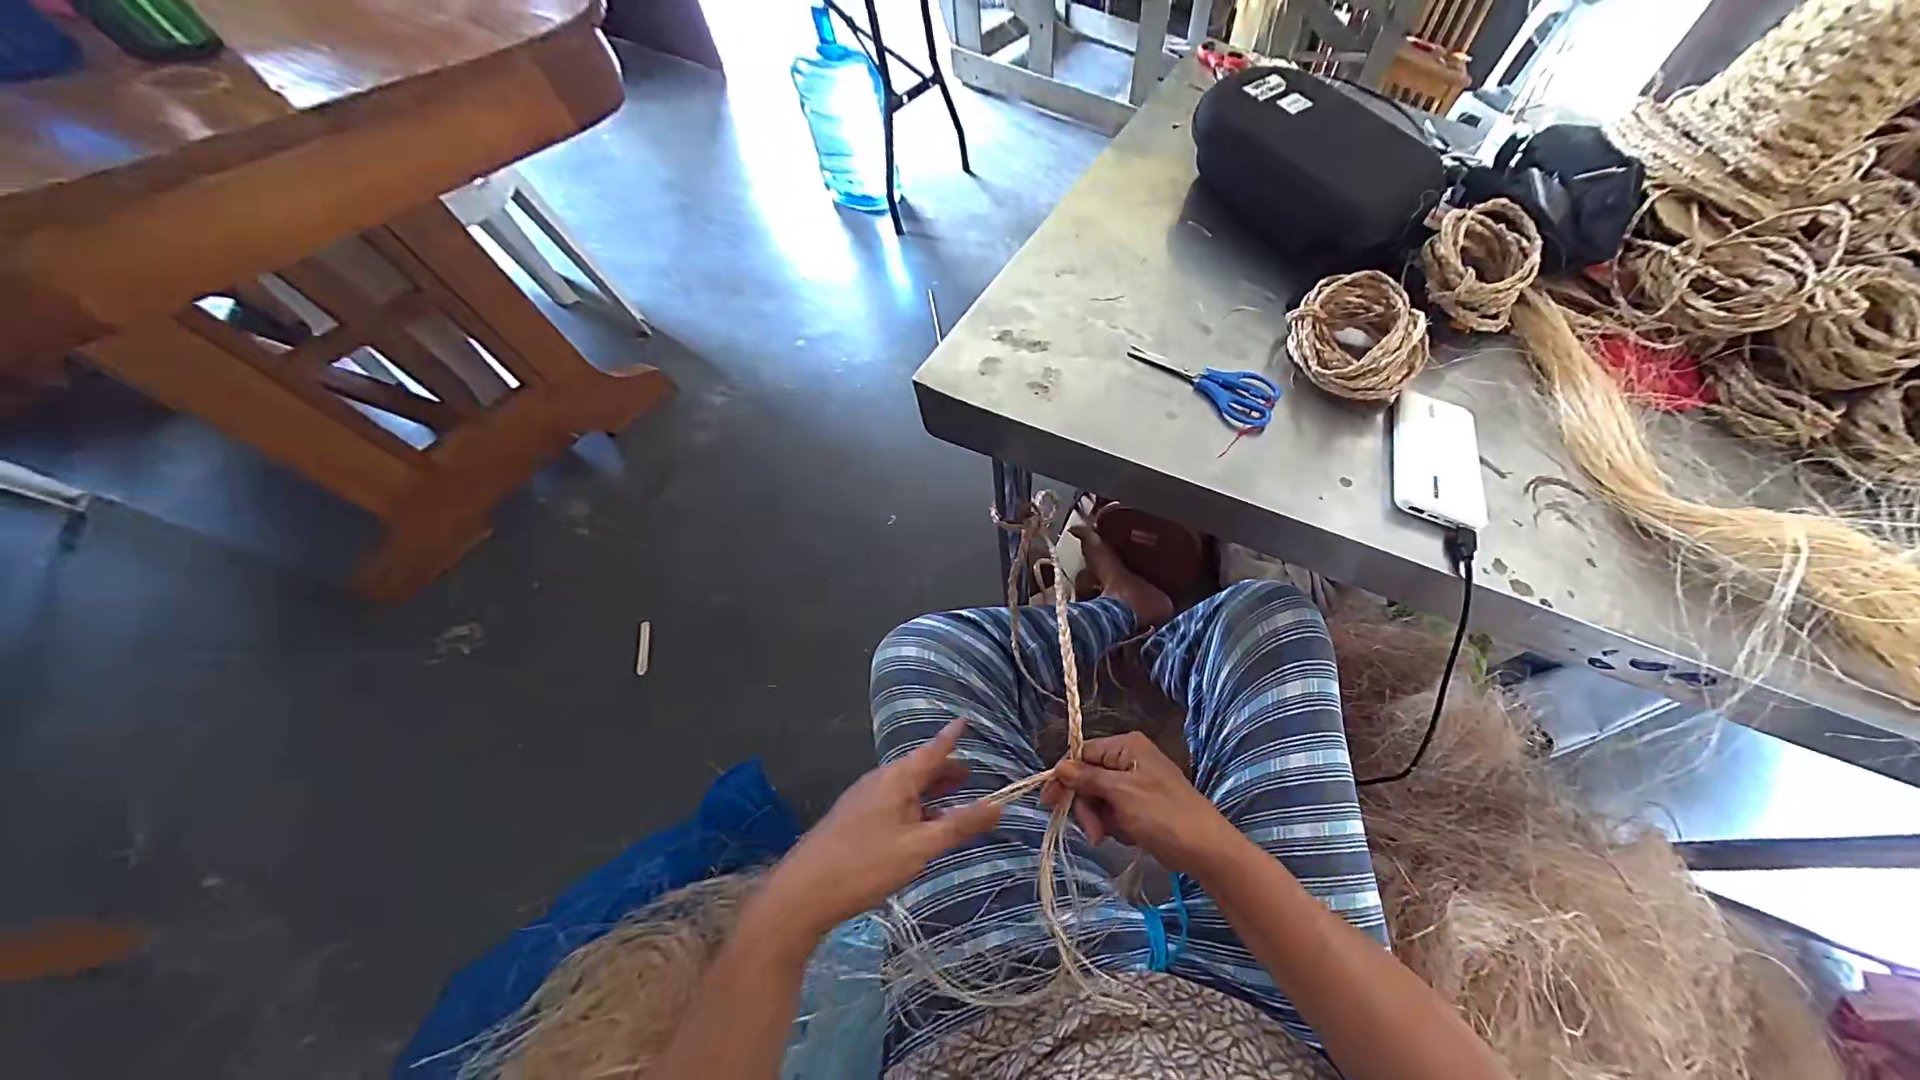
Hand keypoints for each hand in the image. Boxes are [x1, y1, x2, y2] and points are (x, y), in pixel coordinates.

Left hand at [758, 717, 1001, 939]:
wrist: (803, 892)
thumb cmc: (865, 864)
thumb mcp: (920, 847)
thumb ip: (959, 826)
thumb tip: (998, 806)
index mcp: (897, 778)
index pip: (932, 750)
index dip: (951, 737)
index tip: (965, 720)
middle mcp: (880, 780)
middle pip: (919, 769)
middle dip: (945, 771)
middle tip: (970, 776)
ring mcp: (863, 799)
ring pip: (905, 788)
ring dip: (930, 793)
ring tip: (952, 803)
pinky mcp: (853, 819)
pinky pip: (892, 803)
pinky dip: (914, 808)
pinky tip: (919, 830)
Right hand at [1040, 732, 1247, 876]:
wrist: (1206, 849)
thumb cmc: (1164, 815)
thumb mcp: (1121, 794)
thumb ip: (1087, 778)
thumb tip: (1060, 767)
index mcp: (1126, 746)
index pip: (1082, 753)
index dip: (1064, 777)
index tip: (1049, 802)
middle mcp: (1129, 758)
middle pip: (1088, 777)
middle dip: (1086, 805)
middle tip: (1093, 831)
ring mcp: (1136, 782)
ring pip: (1098, 797)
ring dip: (1099, 818)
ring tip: (1110, 837)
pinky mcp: (1141, 804)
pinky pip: (1113, 810)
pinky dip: (1114, 824)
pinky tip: (1126, 835)